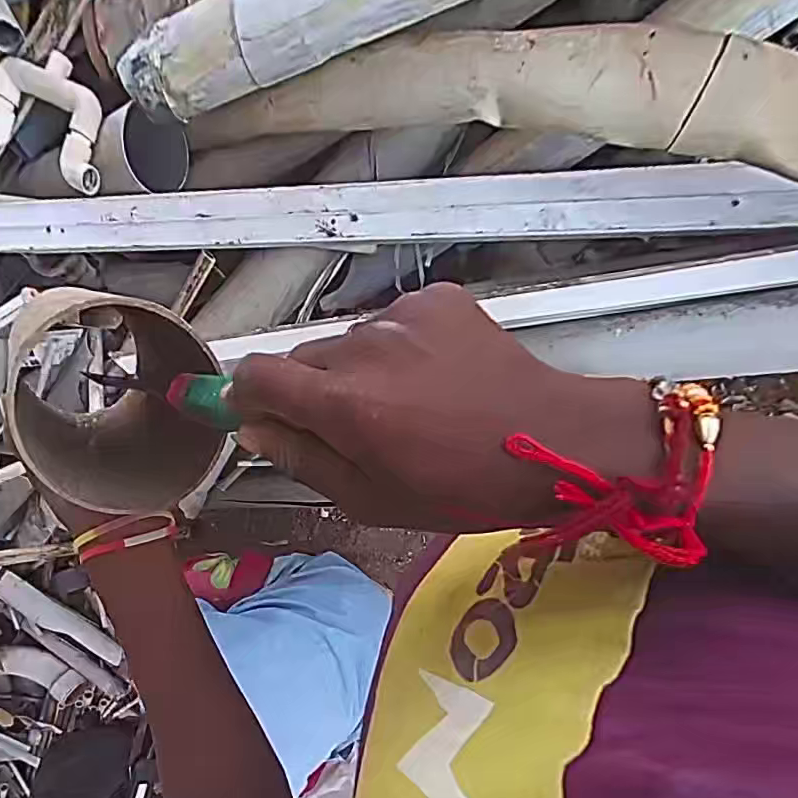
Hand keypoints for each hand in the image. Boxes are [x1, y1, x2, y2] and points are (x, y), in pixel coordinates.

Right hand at [229, 283, 663, 530]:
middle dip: (311, 392)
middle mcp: (365, 346)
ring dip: (358, 370)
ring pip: (349, 342)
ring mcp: (403, 314)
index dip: (246, 396)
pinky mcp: (437, 297)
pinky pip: (391, 323)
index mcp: (345, 403)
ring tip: (409, 403)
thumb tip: (251, 430)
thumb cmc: (461, 488)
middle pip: (302, 358)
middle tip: (357, 426)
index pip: (256, 375)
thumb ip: (302, 459)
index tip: (258, 415)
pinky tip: (434, 376)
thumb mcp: (372, 499)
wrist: (551, 441)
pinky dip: (398, 349)